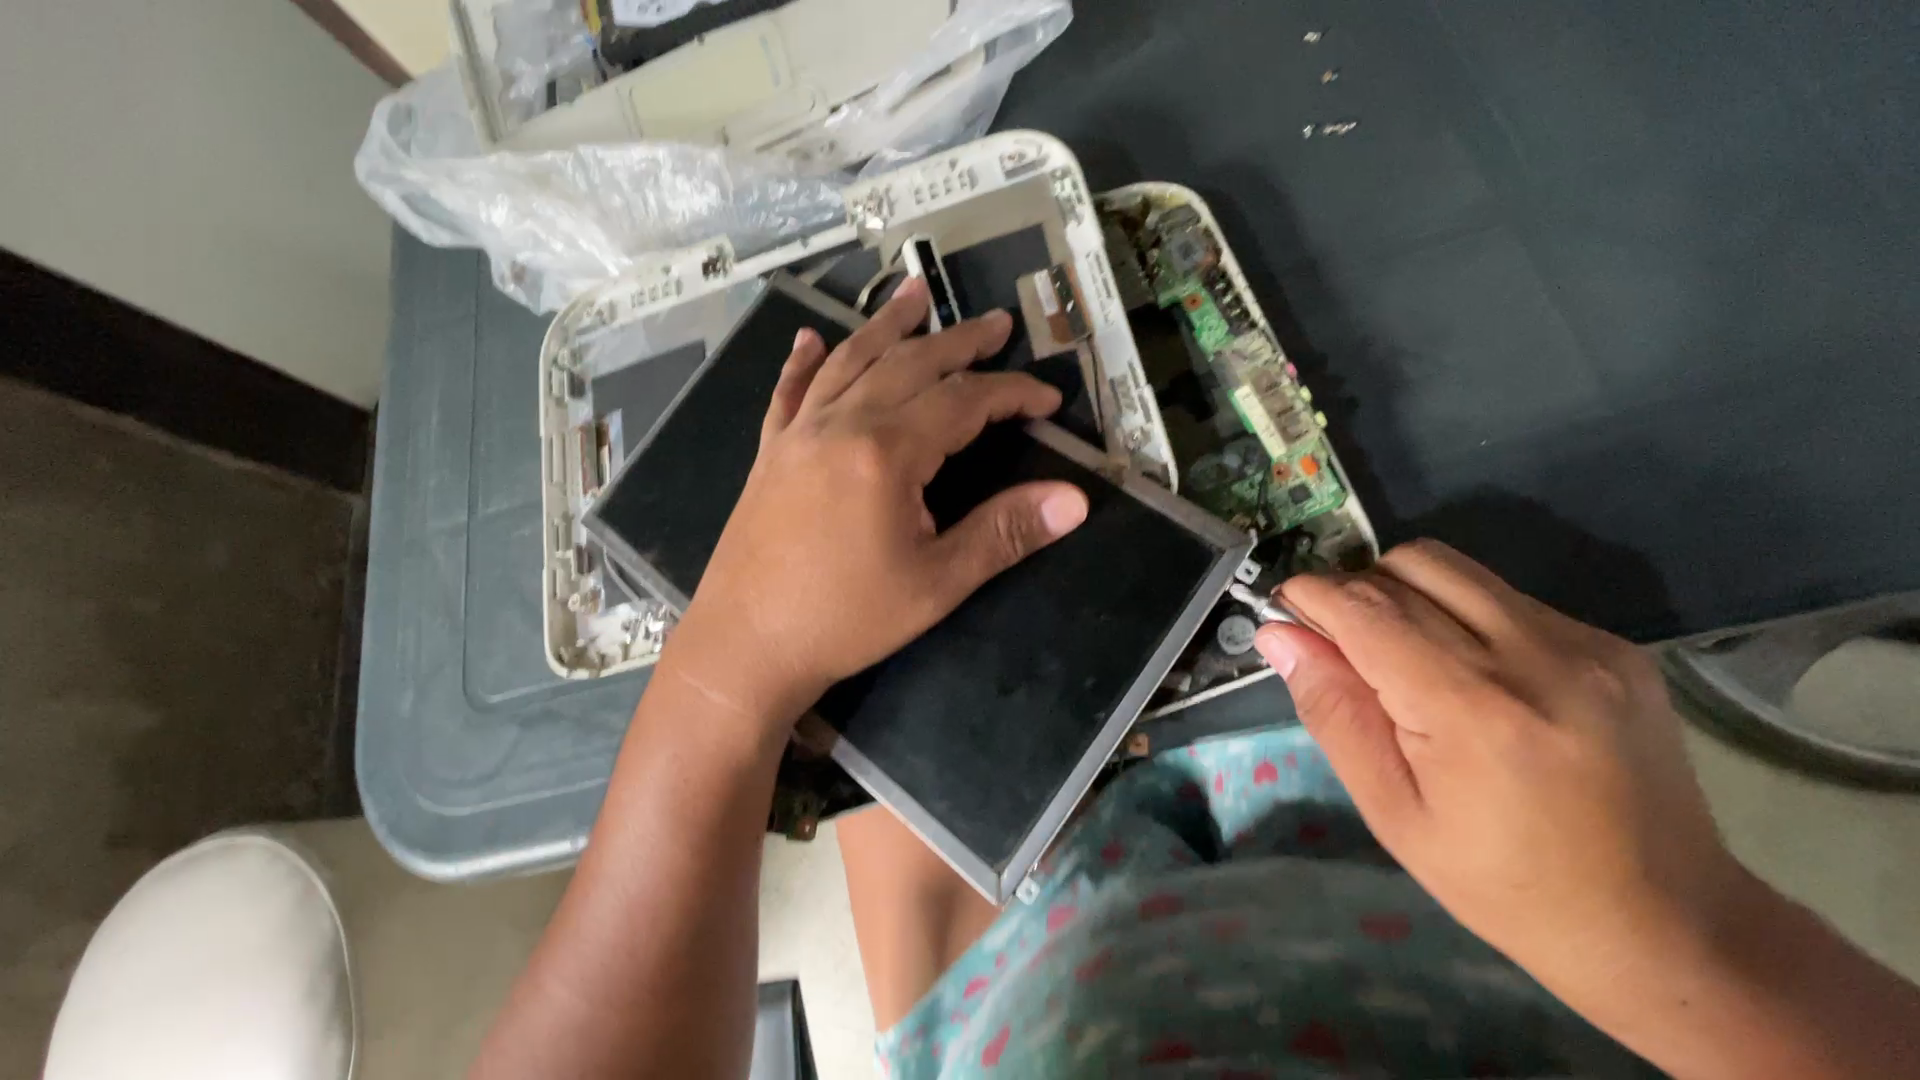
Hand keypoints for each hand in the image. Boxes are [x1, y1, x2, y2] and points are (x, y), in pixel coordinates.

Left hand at [659, 277, 1088, 732]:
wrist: (744, 646)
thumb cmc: (845, 619)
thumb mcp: (936, 583)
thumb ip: (1004, 533)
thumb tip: (1074, 500)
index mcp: (886, 451)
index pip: (963, 401)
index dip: (1011, 394)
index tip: (1048, 398)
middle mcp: (840, 424)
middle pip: (909, 364)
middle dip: (959, 342)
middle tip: (996, 325)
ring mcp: (798, 434)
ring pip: (850, 362)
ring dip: (887, 326)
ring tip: (916, 294)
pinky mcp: (769, 453)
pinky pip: (789, 392)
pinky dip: (803, 361)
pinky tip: (809, 339)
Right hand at [1252, 541, 1755, 1009]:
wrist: (1666, 923)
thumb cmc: (1505, 884)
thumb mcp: (1394, 813)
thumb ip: (1334, 713)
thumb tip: (1278, 636)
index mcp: (1473, 708)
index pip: (1366, 609)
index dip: (1312, 596)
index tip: (1283, 610)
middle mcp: (1535, 655)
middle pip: (1410, 566)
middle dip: (1355, 589)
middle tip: (1340, 644)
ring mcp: (1586, 644)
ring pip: (1458, 570)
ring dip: (1406, 594)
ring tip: (1402, 658)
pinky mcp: (1615, 646)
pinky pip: (1507, 598)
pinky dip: (1461, 615)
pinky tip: (1471, 676)